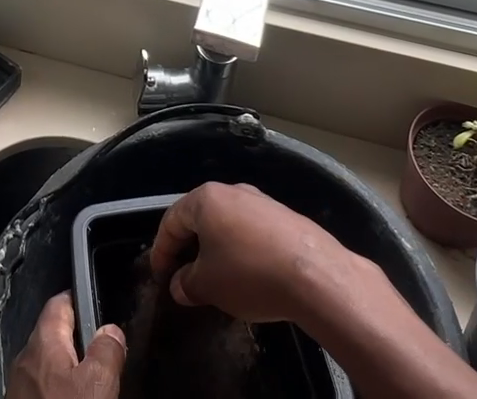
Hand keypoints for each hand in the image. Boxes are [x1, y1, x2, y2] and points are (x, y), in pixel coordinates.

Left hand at [7, 292, 126, 398]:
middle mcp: (25, 359)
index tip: (99, 304)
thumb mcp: (97, 386)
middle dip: (77, 337)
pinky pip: (42, 387)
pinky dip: (59, 388)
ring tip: (94, 380)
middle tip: (104, 348)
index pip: (58, 303)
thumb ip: (106, 352)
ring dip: (69, 367)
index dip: (79, 299)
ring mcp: (19, 387)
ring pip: (48, 364)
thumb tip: (110, 329)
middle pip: (52, 334)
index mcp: (42, 343)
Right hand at [149, 182, 373, 323]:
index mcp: (206, 199)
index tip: (159, 276)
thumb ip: (186, 283)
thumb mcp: (207, 286)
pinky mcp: (287, 218)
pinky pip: (254, 233)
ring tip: (218, 279)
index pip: (171, 221)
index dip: (161, 250)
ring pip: (229, 225)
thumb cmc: (249, 274)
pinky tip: (251, 276)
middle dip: (190, 248)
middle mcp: (234, 192)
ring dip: (218, 250)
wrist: (317, 276)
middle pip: (201, 218)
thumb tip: (180, 284)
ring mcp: (264, 202)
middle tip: (184, 276)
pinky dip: (244, 251)